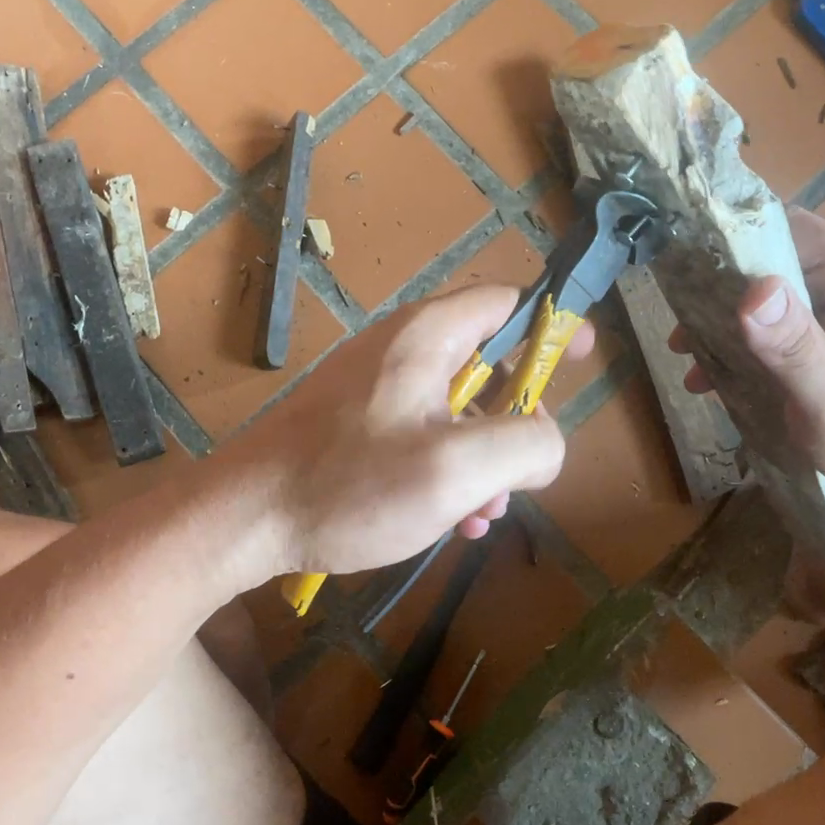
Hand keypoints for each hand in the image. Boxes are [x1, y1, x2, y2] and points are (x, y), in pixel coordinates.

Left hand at [228, 285, 594, 575]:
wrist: (243, 517)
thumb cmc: (349, 487)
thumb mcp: (456, 469)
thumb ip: (527, 444)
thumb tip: (547, 442)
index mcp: (426, 337)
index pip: (507, 303)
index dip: (551, 327)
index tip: (581, 360)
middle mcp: (398, 350)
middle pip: (485, 366)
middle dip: (514, 423)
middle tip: (518, 477)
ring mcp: (370, 388)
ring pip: (454, 411)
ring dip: (480, 460)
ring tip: (478, 515)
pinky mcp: (350, 425)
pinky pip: (417, 435)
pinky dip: (442, 471)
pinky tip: (444, 521)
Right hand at [675, 208, 824, 497]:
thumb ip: (796, 347)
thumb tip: (753, 291)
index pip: (793, 229)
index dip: (739, 239)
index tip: (689, 267)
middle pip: (774, 260)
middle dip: (722, 289)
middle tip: (681, 327)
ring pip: (769, 296)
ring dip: (725, 322)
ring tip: (686, 355)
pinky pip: (776, 327)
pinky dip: (742, 345)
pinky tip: (712, 378)